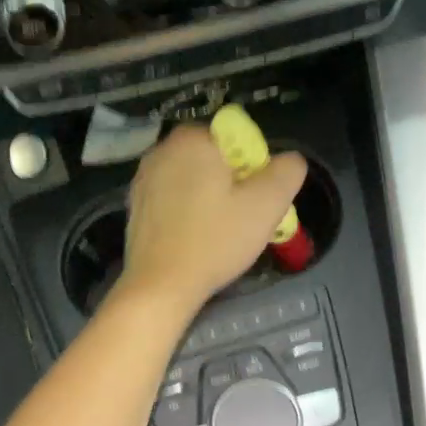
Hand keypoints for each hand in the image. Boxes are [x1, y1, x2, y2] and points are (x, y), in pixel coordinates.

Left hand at [118, 124, 306, 310]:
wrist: (159, 288)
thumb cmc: (213, 242)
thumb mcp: (267, 205)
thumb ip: (287, 172)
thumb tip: (290, 161)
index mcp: (193, 138)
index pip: (237, 139)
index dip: (253, 169)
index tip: (253, 200)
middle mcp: (162, 150)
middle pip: (212, 160)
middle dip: (229, 184)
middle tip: (238, 221)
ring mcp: (143, 180)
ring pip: (191, 182)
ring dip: (207, 201)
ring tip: (215, 235)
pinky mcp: (134, 209)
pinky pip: (171, 202)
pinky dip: (185, 215)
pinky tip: (192, 241)